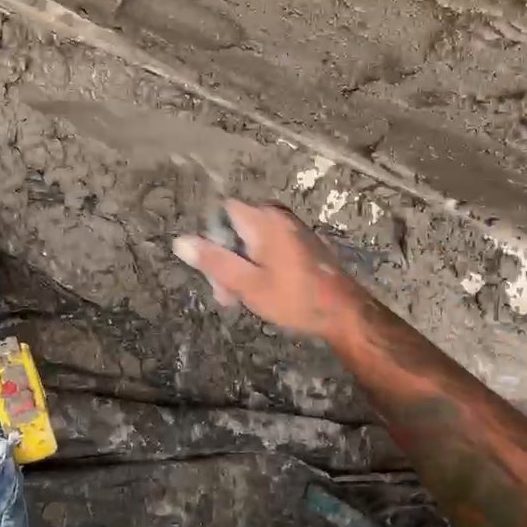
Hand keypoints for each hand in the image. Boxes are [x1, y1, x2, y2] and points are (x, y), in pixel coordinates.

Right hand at [172, 201, 370, 334]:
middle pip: (236, 228)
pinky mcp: (302, 244)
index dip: (212, 238)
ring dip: (241, 266)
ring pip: (252, 240)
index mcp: (264, 220)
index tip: (214, 270)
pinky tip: (263, 291)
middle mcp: (278, 217)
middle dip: (226, 259)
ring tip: (243, 298)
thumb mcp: (247, 284)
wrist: (346, 314)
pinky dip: (260, 265)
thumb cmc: (295, 299)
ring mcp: (293, 229)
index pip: (223, 212)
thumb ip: (213, 261)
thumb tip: (180, 241)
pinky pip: (269, 246)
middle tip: (227, 294)